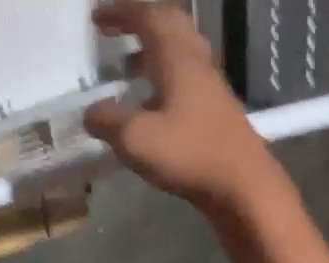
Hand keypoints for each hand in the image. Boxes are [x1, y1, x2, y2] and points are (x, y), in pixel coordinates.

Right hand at [84, 2, 280, 208]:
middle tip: (112, 27)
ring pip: (178, 48)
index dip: (122, 13)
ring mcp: (206, 82)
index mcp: (177, 59)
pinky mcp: (210, 104)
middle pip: (169, 25)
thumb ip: (108, 121)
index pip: (149, 19)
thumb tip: (91, 111)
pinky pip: (182, 73)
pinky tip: (145, 96)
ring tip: (125, 61)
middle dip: (139, 21)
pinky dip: (159, 72)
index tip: (96, 15)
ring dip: (150, 46)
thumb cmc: (187, 152)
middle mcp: (195, 61)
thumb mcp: (135, 139)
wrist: (237, 180)